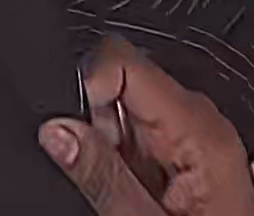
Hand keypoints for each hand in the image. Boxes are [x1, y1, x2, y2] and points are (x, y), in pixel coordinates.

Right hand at [39, 37, 253, 215]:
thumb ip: (103, 177)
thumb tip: (55, 129)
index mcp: (198, 125)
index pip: (124, 59)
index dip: (87, 85)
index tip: (68, 128)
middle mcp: (196, 117)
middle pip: (118, 81)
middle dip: (93, 122)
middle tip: (99, 176)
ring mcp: (188, 133)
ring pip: (119, 108)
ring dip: (103, 144)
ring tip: (121, 193)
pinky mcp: (179, 151)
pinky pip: (131, 132)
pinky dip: (115, 156)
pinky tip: (127, 192)